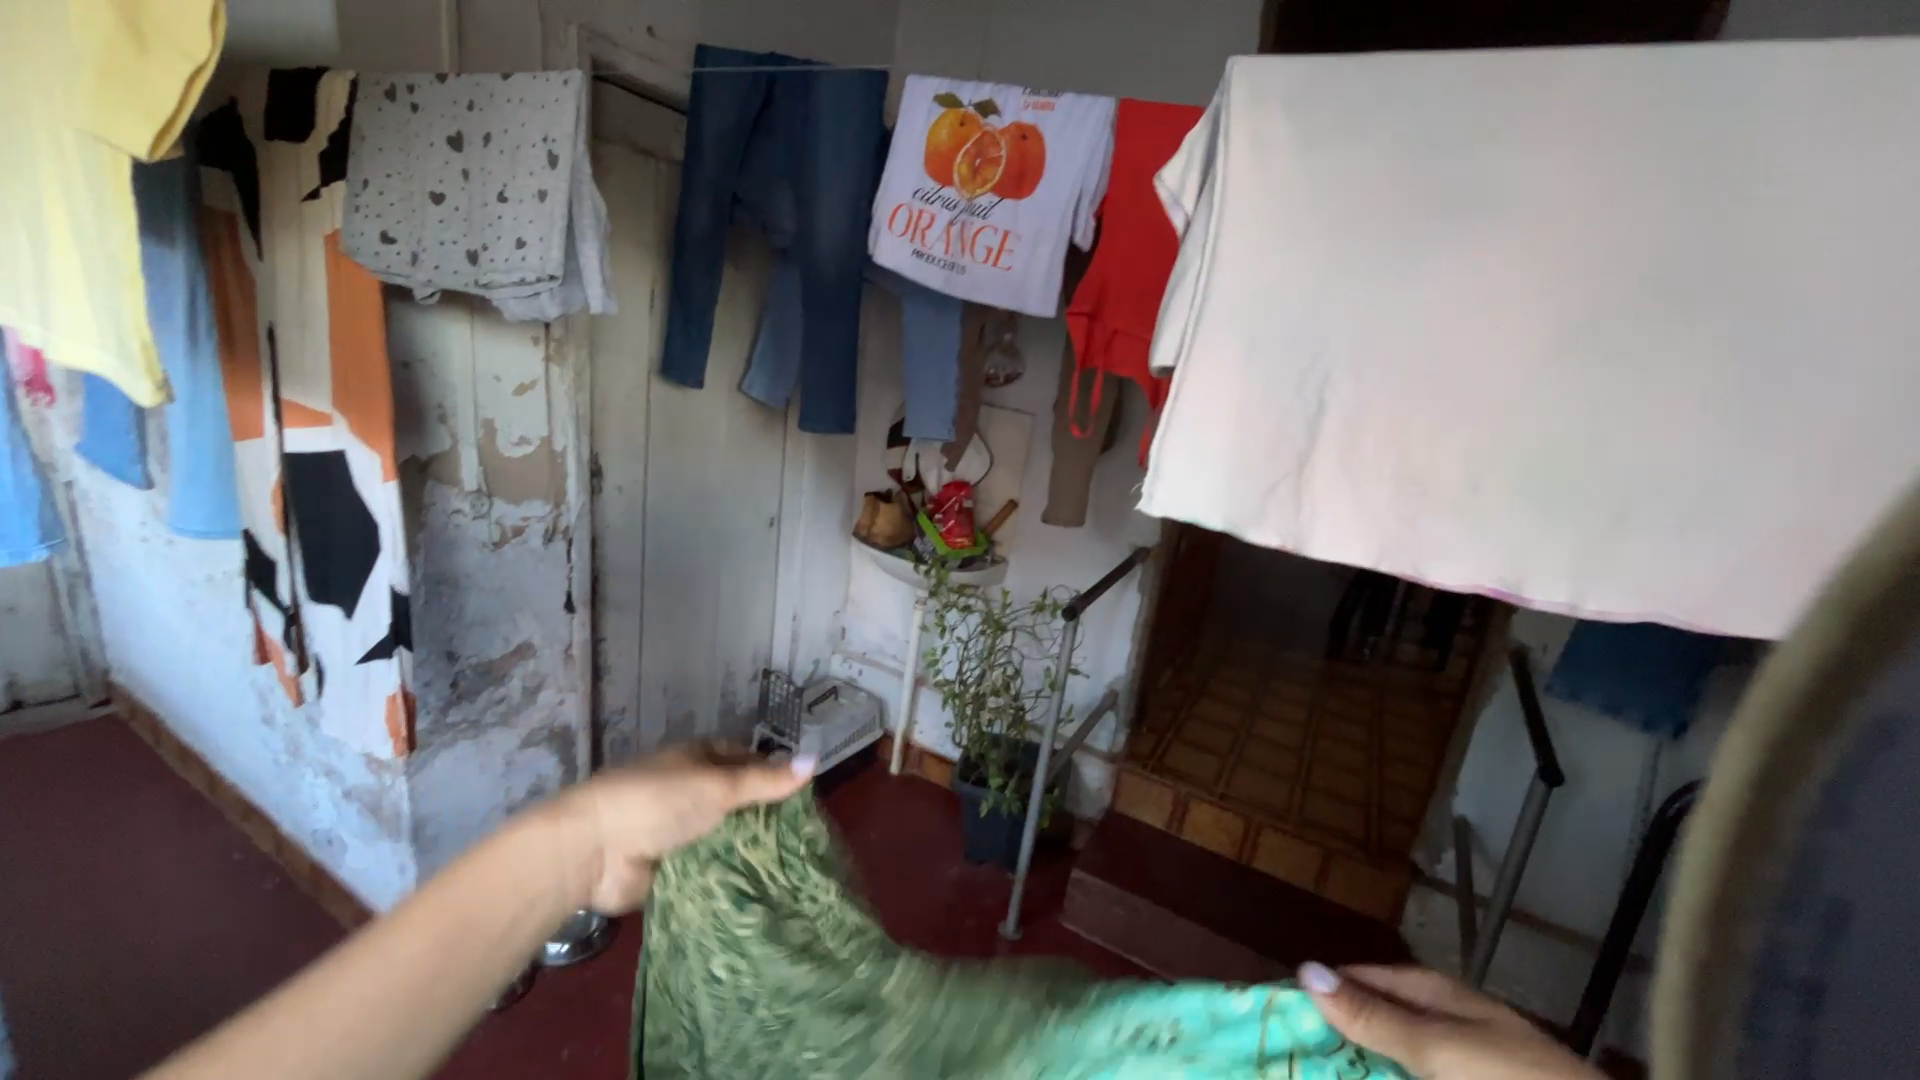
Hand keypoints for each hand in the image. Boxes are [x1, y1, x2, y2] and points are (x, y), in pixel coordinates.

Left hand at [553, 741, 813, 914]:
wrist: (595, 850)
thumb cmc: (659, 801)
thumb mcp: (720, 785)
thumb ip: (767, 781)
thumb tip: (816, 760)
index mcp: (698, 759)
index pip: (746, 760)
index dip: (773, 774)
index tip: (805, 797)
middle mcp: (690, 791)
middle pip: (738, 802)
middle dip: (764, 818)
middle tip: (807, 839)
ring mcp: (679, 831)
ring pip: (725, 838)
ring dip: (747, 850)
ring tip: (794, 868)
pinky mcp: (671, 868)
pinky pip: (709, 870)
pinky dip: (728, 877)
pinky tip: (762, 889)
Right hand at [1299, 963, 1603, 1079]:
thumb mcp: (1439, 1047)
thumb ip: (1373, 1016)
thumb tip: (1303, 968)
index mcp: (1430, 994)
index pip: (1354, 980)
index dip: (1313, 994)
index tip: (1267, 1017)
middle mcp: (1436, 1024)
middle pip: (1367, 1024)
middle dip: (1328, 1041)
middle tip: (1281, 1060)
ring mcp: (1449, 1066)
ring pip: (1384, 1063)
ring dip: (1352, 1068)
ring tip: (1305, 1074)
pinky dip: (1381, 1079)